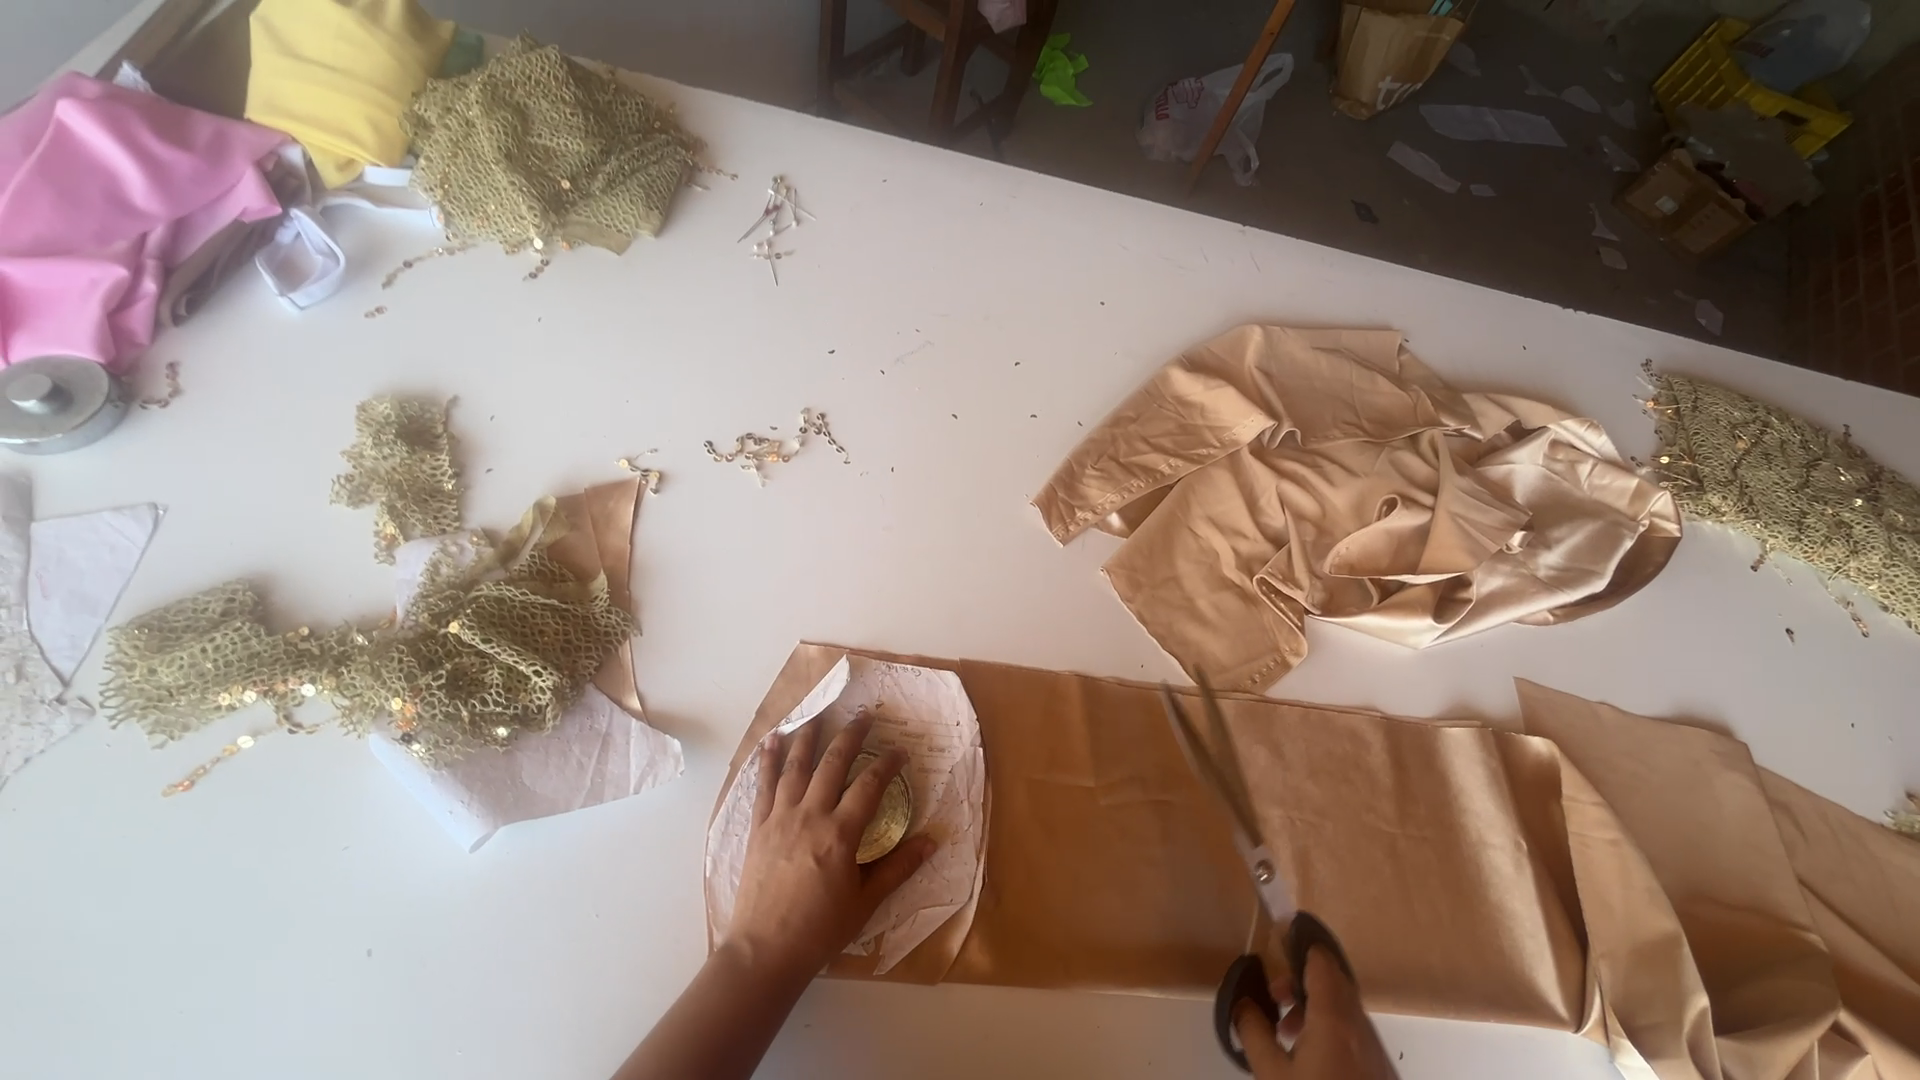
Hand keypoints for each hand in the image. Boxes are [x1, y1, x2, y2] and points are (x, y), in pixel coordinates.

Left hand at [723, 712, 934, 982]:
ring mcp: (780, 819)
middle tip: (864, 716)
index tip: (900, 751)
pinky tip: (772, 741)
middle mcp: (810, 816)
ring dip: (808, 737)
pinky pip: (763, 785)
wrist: (764, 951)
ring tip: (818, 715)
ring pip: (796, 767)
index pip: (870, 786)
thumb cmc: (820, 930)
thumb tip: (932, 841)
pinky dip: (768, 760)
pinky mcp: (758, 828)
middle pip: (833, 764)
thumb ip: (898, 868)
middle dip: (851, 736)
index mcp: (840, 834)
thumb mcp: (866, 902)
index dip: (887, 764)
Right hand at [1235, 947, 1399, 1079]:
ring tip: (1287, 1027)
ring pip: (1346, 1006)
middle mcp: (1361, 1025)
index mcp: (1334, 1018)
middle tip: (1274, 989)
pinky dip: (1331, 1025)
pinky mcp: (1382, 1070)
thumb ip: (1253, 1031)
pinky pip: (1355, 1030)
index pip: (1321, 961)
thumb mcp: (1271, 1075)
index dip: (1301, 941)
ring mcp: (1376, 1048)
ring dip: (1315, 1003)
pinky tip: (1311, 1053)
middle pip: (1335, 980)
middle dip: (1302, 976)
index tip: (1280, 930)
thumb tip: (1243, 1001)